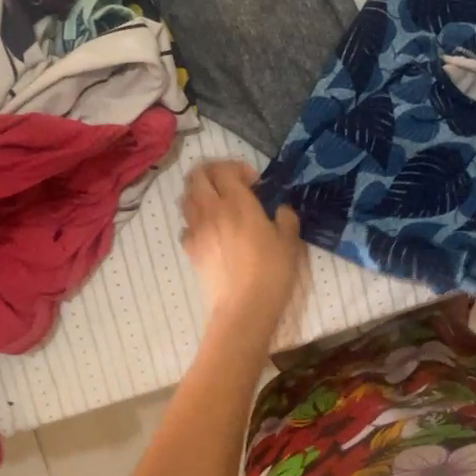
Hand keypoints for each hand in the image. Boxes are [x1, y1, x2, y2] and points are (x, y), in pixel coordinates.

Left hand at [180, 160, 303, 332]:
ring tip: (219, 205)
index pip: (224, 169)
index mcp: (237, 202)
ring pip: (186, 197)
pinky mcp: (190, 249)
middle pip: (197, 175)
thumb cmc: (272, 271)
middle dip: (213, 173)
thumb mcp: (290, 240)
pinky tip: (211, 232)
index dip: (238, 168)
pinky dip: (195, 221)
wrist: (244, 307)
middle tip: (232, 185)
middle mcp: (211, 209)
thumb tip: (280, 209)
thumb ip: (286, 216)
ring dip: (201, 193)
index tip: (255, 183)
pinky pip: (186, 225)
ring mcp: (196, 229)